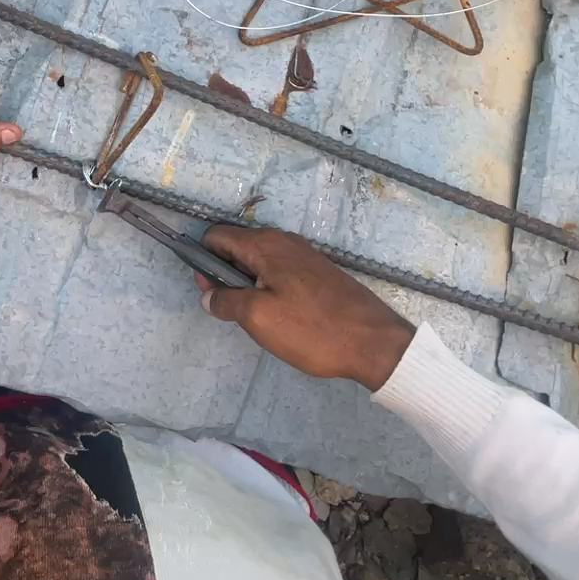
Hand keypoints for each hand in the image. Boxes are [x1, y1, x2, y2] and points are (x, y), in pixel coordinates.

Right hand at [195, 226, 414, 389]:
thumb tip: (209, 297)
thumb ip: (225, 302)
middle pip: (236, 246)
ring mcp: (303, 254)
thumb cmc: (312, 329)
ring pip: (258, 260)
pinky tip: (278, 313)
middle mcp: (283, 241)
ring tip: (254, 315)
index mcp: (265, 245)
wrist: (376, 344)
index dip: (202, 259)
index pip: (216, 235)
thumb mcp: (258, 318)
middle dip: (223, 272)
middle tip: (229, 308)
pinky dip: (267, 285)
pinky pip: (278, 269)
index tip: (207, 290)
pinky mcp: (318, 271)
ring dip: (246, 282)